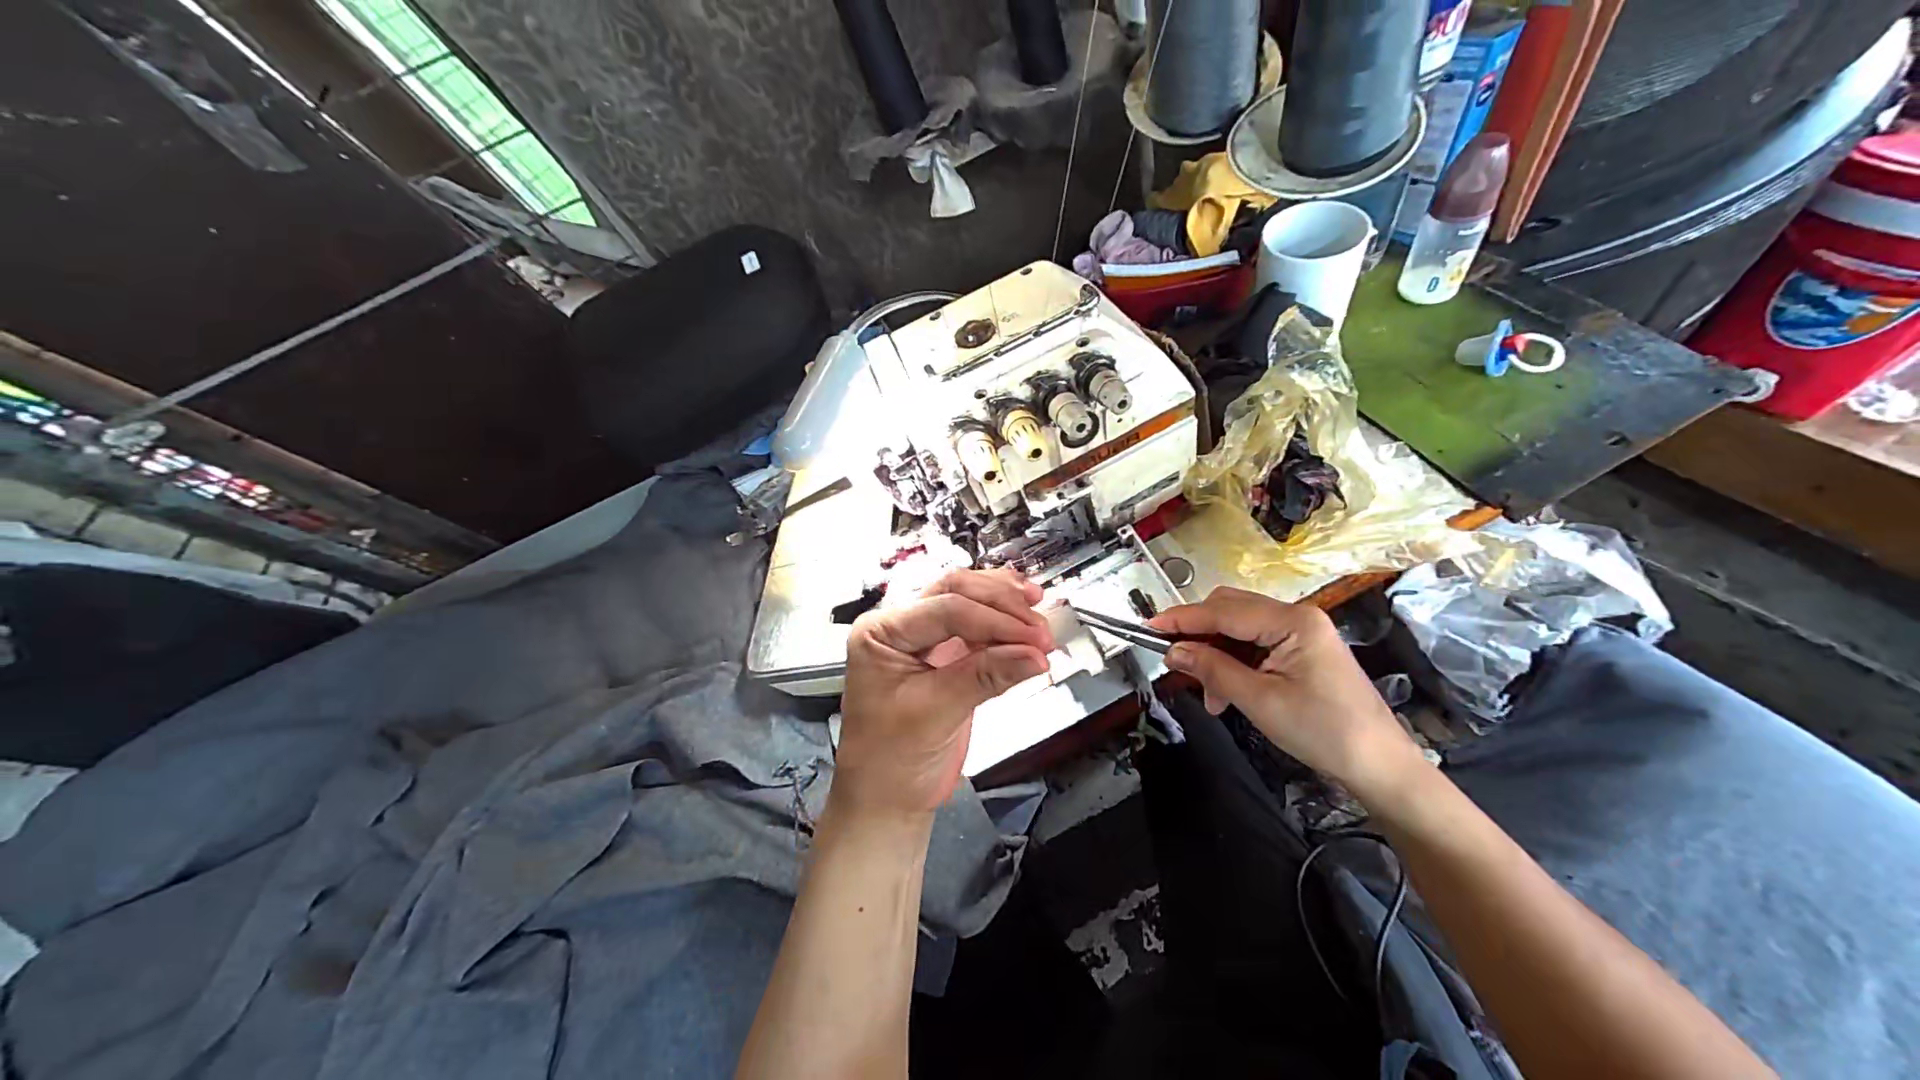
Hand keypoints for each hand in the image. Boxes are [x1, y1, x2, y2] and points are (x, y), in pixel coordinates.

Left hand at [836, 569, 1053, 815]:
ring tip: (1039, 619)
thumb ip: (985, 677)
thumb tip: (1031, 654)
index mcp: (880, 632)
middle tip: (1039, 629)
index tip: (1031, 640)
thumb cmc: (888, 760)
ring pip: (968, 601)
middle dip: (1002, 605)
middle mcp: (898, 626)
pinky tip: (1025, 627)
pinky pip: (977, 628)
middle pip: (956, 591)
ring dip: (1006, 607)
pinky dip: (1004, 627)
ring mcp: (923, 639)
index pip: (945, 608)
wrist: (886, 798)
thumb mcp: (936, 713)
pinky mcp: (944, 655)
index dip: (994, 620)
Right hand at [1149, 587, 1421, 796]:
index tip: (1147, 627)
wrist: (1379, 765)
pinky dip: (1233, 662)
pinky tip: (1224, 692)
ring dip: (1215, 653)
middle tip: (1174, 662)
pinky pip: (1255, 644)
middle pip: (1230, 610)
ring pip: (1239, 628)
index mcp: (1293, 621)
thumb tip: (1173, 651)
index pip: (1223, 611)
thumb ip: (1212, 668)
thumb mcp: (1259, 701)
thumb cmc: (1323, 732)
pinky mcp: (1303, 650)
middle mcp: (1298, 617)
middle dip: (1199, 634)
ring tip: (1207, 692)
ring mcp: (1302, 632)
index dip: (1182, 619)